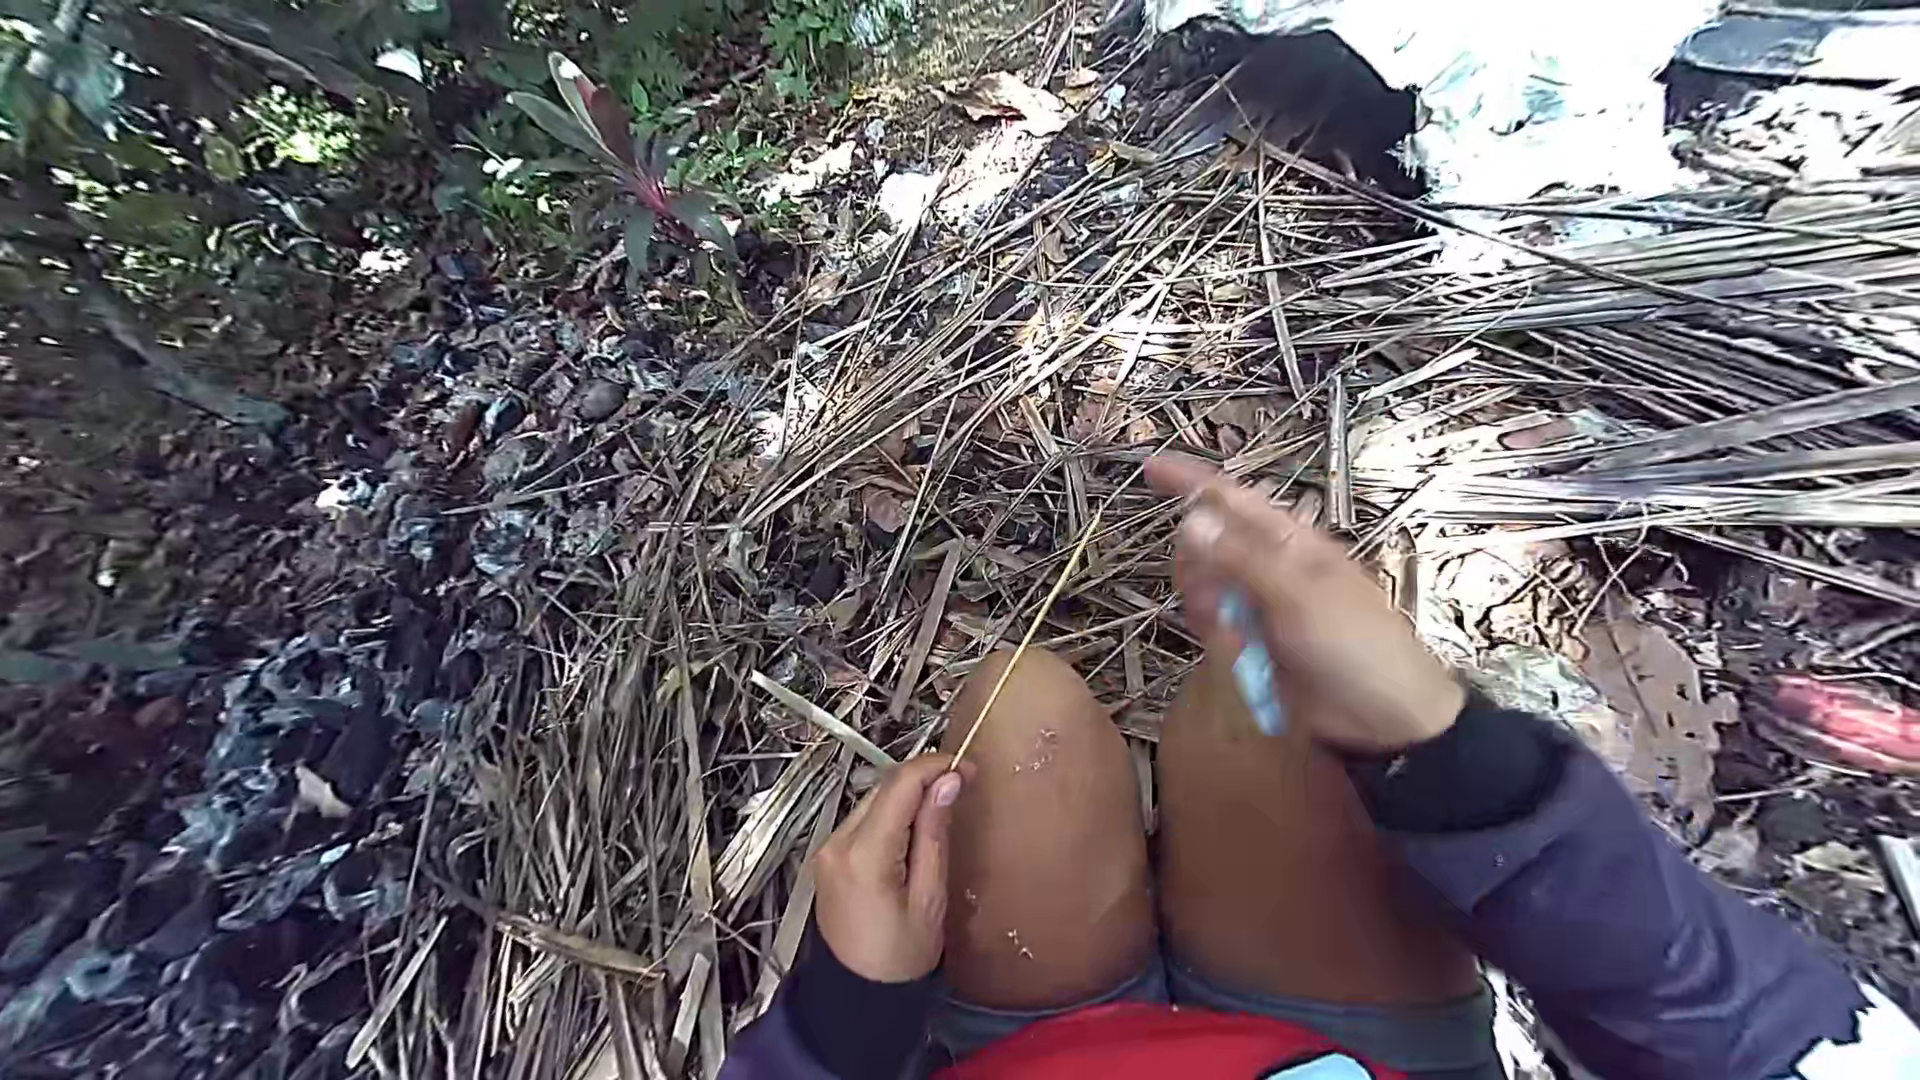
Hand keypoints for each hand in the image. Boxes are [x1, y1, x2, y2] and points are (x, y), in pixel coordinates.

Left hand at [813, 754, 971, 981]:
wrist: (855, 999)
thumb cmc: (899, 960)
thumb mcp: (930, 897)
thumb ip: (934, 832)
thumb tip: (947, 781)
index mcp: (864, 855)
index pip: (900, 785)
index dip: (934, 767)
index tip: (963, 767)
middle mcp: (838, 843)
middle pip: (885, 786)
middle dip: (924, 777)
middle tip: (959, 782)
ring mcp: (829, 847)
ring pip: (875, 797)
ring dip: (909, 793)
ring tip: (941, 806)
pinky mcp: (829, 853)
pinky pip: (865, 817)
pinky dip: (893, 812)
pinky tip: (914, 827)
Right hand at [1145, 453, 1464, 752]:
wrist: (1379, 720)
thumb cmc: (1356, 645)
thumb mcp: (1300, 595)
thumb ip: (1240, 558)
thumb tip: (1190, 519)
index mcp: (1287, 540)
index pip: (1230, 497)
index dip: (1189, 480)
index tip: (1150, 468)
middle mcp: (1263, 564)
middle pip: (1204, 541)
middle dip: (1196, 560)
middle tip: (1211, 591)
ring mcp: (1250, 600)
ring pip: (1200, 580)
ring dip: (1204, 598)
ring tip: (1228, 624)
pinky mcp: (1240, 634)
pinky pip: (1206, 616)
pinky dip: (1209, 624)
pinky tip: (1229, 640)